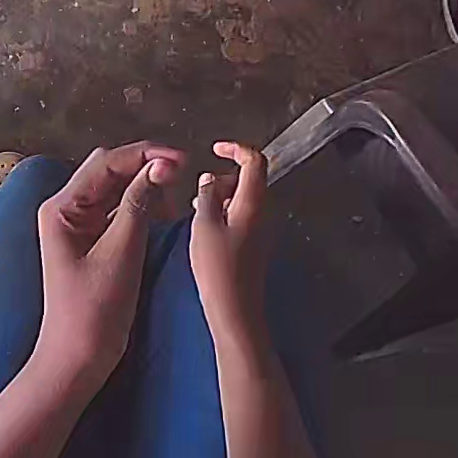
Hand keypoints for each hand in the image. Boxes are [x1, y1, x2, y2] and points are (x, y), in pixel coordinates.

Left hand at [36, 142, 185, 371]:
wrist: (77, 357)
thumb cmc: (93, 311)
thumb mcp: (121, 253)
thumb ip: (139, 205)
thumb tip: (160, 167)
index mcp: (62, 208)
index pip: (105, 163)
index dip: (144, 155)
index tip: (181, 159)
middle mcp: (66, 210)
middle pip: (108, 170)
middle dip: (144, 167)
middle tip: (181, 175)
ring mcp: (78, 225)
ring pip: (115, 189)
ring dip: (144, 186)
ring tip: (174, 197)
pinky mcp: (91, 241)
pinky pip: (118, 211)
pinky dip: (140, 206)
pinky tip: (162, 212)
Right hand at [191, 141, 270, 330]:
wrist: (234, 308)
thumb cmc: (218, 269)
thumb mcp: (203, 225)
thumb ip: (206, 196)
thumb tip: (208, 179)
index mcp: (252, 203)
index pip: (255, 161)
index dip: (236, 148)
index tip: (217, 148)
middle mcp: (261, 212)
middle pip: (248, 179)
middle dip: (221, 178)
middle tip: (198, 192)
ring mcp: (259, 228)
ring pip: (240, 198)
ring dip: (218, 196)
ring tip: (196, 212)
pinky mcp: (252, 243)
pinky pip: (238, 215)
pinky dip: (221, 213)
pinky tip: (204, 229)